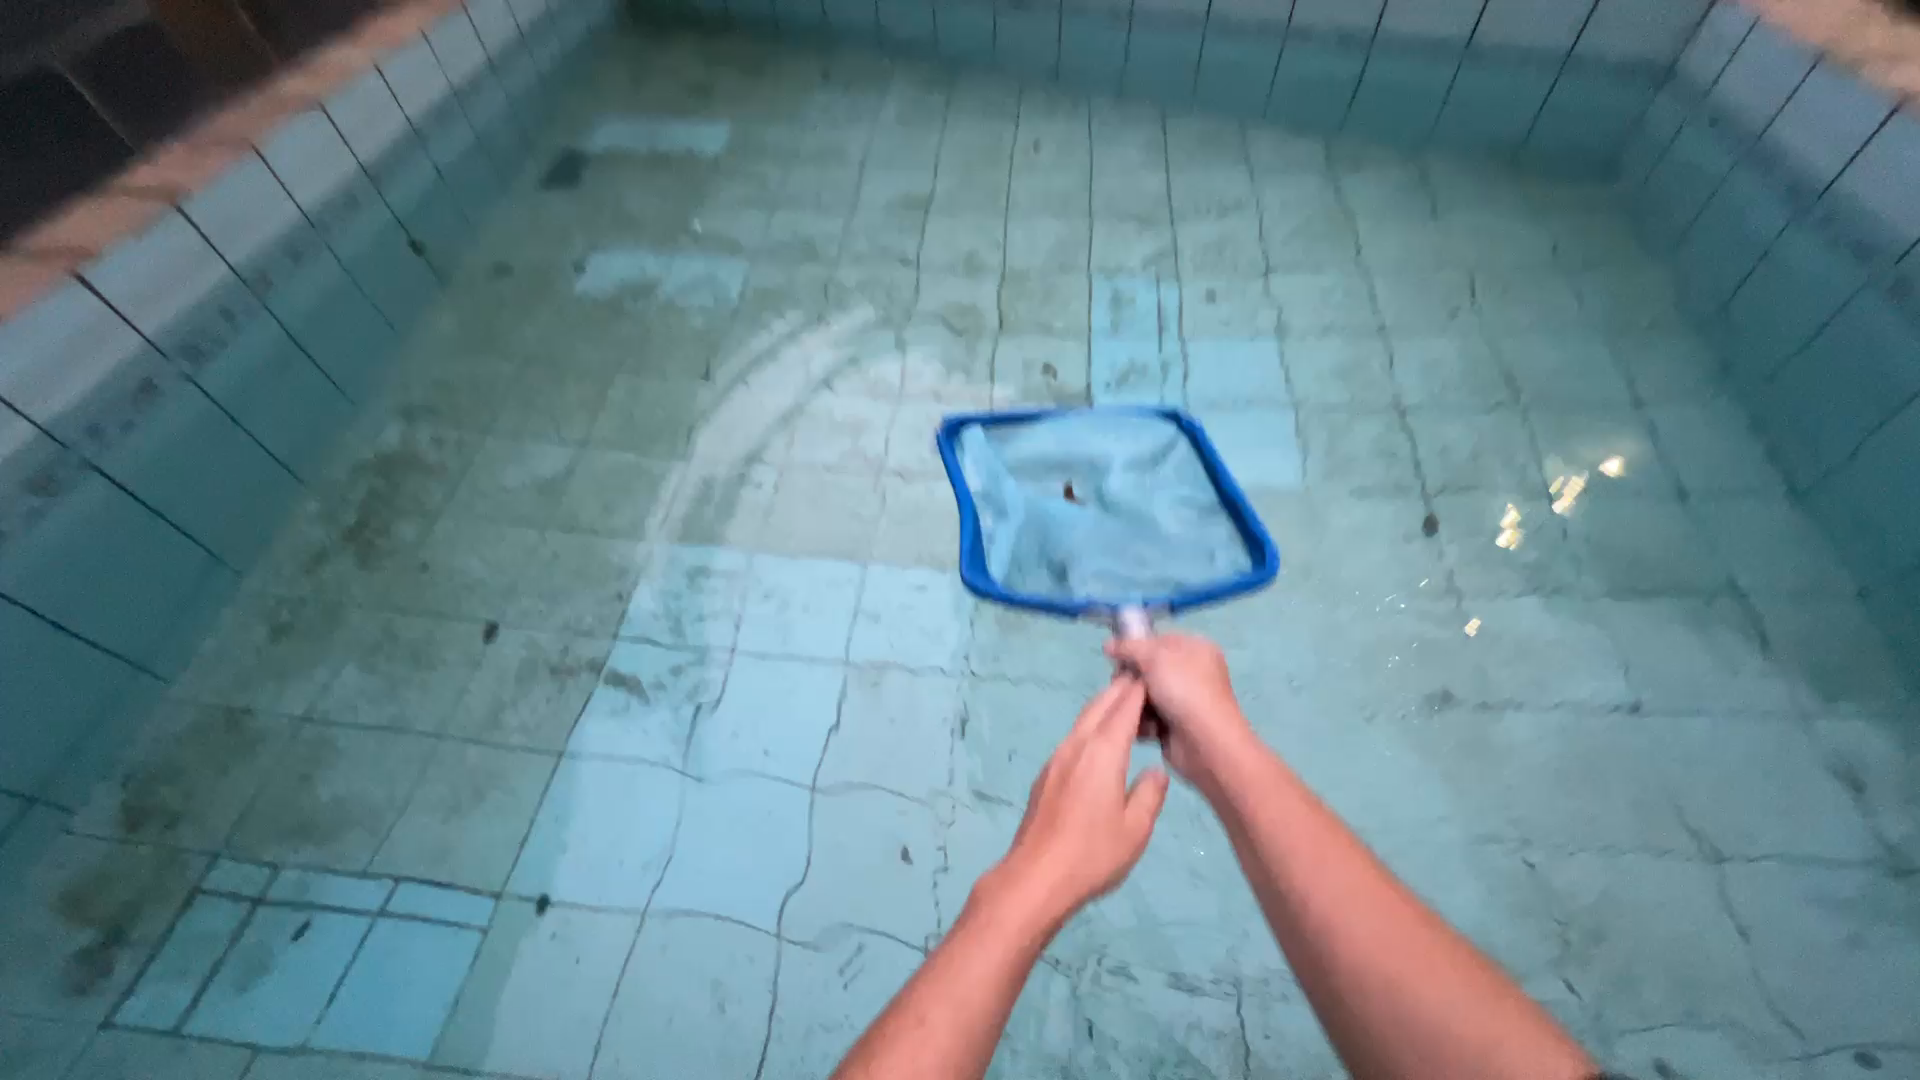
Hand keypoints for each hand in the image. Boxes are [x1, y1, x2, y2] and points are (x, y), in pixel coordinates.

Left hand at [986, 678, 1169, 927]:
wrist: (1037, 875)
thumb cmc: (1093, 852)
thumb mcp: (1136, 828)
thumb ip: (1149, 794)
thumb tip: (1155, 770)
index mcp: (1103, 752)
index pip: (1124, 706)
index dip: (1139, 688)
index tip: (1154, 674)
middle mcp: (1077, 745)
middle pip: (1100, 705)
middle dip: (1121, 690)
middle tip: (1143, 681)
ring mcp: (1058, 758)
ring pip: (1084, 720)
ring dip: (1104, 707)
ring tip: (1125, 706)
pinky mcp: (1047, 774)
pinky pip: (1074, 738)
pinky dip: (1092, 727)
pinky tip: (1101, 742)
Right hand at [1105, 633, 1255, 787]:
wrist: (1204, 742)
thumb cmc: (1183, 690)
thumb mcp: (1154, 657)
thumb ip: (1129, 647)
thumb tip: (1108, 644)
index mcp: (1196, 648)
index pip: (1158, 639)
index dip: (1136, 646)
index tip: (1117, 657)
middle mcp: (1192, 672)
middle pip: (1148, 668)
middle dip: (1131, 677)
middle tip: (1122, 684)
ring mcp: (1184, 700)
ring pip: (1145, 693)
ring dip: (1133, 701)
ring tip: (1128, 708)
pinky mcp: (1175, 725)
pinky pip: (1149, 716)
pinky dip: (1141, 721)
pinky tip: (1138, 726)